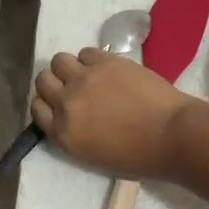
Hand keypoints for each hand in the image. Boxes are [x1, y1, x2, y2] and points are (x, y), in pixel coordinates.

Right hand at [32, 49, 197, 180]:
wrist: (171, 134)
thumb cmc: (139, 156)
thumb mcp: (94, 155)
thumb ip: (73, 133)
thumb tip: (69, 115)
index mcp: (63, 134)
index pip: (36, 109)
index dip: (46, 103)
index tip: (58, 103)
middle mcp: (66, 103)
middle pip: (43, 80)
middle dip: (54, 82)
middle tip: (72, 86)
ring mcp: (84, 78)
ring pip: (59, 60)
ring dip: (69, 67)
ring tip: (86, 74)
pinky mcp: (104, 61)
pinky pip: (86, 52)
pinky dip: (92, 59)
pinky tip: (106, 69)